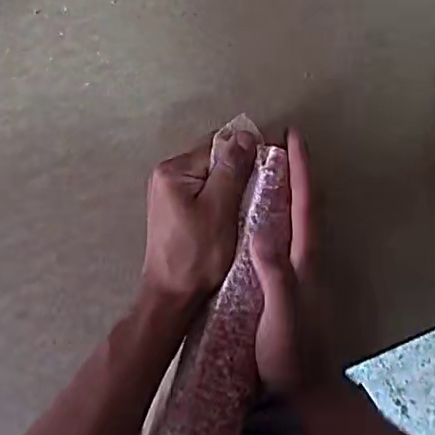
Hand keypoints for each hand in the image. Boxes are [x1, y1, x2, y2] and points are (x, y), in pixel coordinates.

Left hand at [142, 125, 258, 303]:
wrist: (173, 298)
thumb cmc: (196, 256)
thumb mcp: (220, 208)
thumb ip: (232, 169)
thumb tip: (245, 136)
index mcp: (173, 171)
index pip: (219, 145)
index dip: (247, 155)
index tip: (267, 171)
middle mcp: (167, 176)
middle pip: (216, 159)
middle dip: (240, 172)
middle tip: (260, 191)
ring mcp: (170, 193)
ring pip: (214, 177)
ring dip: (233, 187)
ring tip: (248, 206)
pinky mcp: (178, 209)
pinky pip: (207, 192)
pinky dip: (224, 199)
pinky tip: (234, 215)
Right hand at [254, 129, 336, 395]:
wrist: (307, 386)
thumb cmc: (291, 353)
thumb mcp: (278, 315)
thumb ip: (274, 275)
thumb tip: (261, 232)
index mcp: (305, 257)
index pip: (304, 203)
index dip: (301, 168)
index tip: (294, 137)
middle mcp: (308, 255)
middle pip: (307, 201)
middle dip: (299, 168)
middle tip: (284, 141)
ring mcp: (304, 266)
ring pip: (302, 214)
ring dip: (294, 185)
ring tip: (277, 164)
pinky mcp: (295, 277)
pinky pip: (292, 229)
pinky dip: (285, 208)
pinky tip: (270, 211)